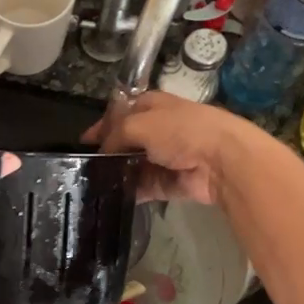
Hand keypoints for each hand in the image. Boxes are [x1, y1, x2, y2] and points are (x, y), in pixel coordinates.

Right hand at [84, 91, 260, 204]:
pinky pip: (141, 188)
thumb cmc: (181, 131)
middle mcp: (157, 130)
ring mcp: (163, 158)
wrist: (222, 161)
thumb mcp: (138, 123)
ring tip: (92, 185)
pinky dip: (128, 192)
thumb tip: (102, 153)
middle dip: (106, 153)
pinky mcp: (167, 183)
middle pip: (124, 142)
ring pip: (131, 166)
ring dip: (115, 175)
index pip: (120, 113)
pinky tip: (109, 197)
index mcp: (152, 106)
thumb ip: (114, 135)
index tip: (81, 143)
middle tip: (83, 168)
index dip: (101, 125)